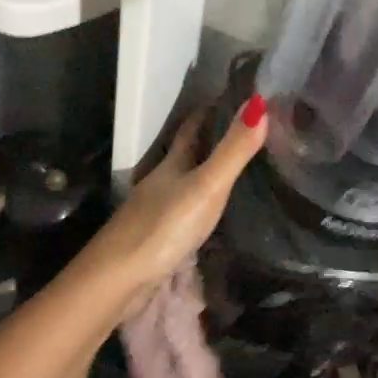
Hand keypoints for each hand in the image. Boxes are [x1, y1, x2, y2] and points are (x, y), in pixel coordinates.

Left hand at [78, 95, 267, 306]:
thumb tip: (259, 102)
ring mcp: (156, 211)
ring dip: (204, 173)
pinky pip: (184, 211)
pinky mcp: (156, 238)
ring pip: (184, 182)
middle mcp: (161, 182)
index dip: (209, 111)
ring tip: (236, 169)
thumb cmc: (164, 226)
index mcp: (172, 164)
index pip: (191, 128)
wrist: (118, 279)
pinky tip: (212, 212)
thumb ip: (233, 150)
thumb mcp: (207, 185)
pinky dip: (200, 204)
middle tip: (244, 133)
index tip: (233, 99)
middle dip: (209, 141)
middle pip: (186, 154)